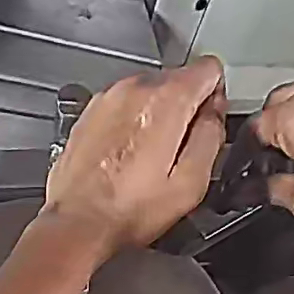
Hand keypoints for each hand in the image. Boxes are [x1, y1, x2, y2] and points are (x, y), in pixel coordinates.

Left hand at [42, 57, 227, 255]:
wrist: (78, 223)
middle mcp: (134, 89)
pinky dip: (128, 130)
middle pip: (176, 83)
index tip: (208, 125)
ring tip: (147, 165)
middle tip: (176, 158)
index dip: (215, 99)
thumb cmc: (127, 211)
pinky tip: (125, 164)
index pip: (208, 70)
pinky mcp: (90, 115)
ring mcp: (107, 100)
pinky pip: (121, 112)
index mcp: (166, 100)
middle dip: (183, 114)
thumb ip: (211, 140)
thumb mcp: (189, 185)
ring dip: (154, 123)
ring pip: (147, 97)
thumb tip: (214, 117)